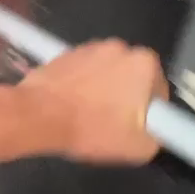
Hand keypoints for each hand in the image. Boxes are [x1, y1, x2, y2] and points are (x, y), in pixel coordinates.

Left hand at [18, 40, 166, 164]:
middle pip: (130, 77)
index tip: (136, 125)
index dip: (150, 111)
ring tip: (88, 114)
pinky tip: (70, 104)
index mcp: (143, 62)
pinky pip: (79, 72)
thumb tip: (152, 129)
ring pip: (104, 73)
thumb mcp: (140, 147)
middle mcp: (117, 47)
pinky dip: (78, 84)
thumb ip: (158, 134)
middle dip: (125, 96)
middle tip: (113, 121)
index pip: (157, 89)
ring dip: (101, 89)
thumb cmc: (92, 128)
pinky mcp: (61, 54)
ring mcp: (86, 47)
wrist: (36, 116)